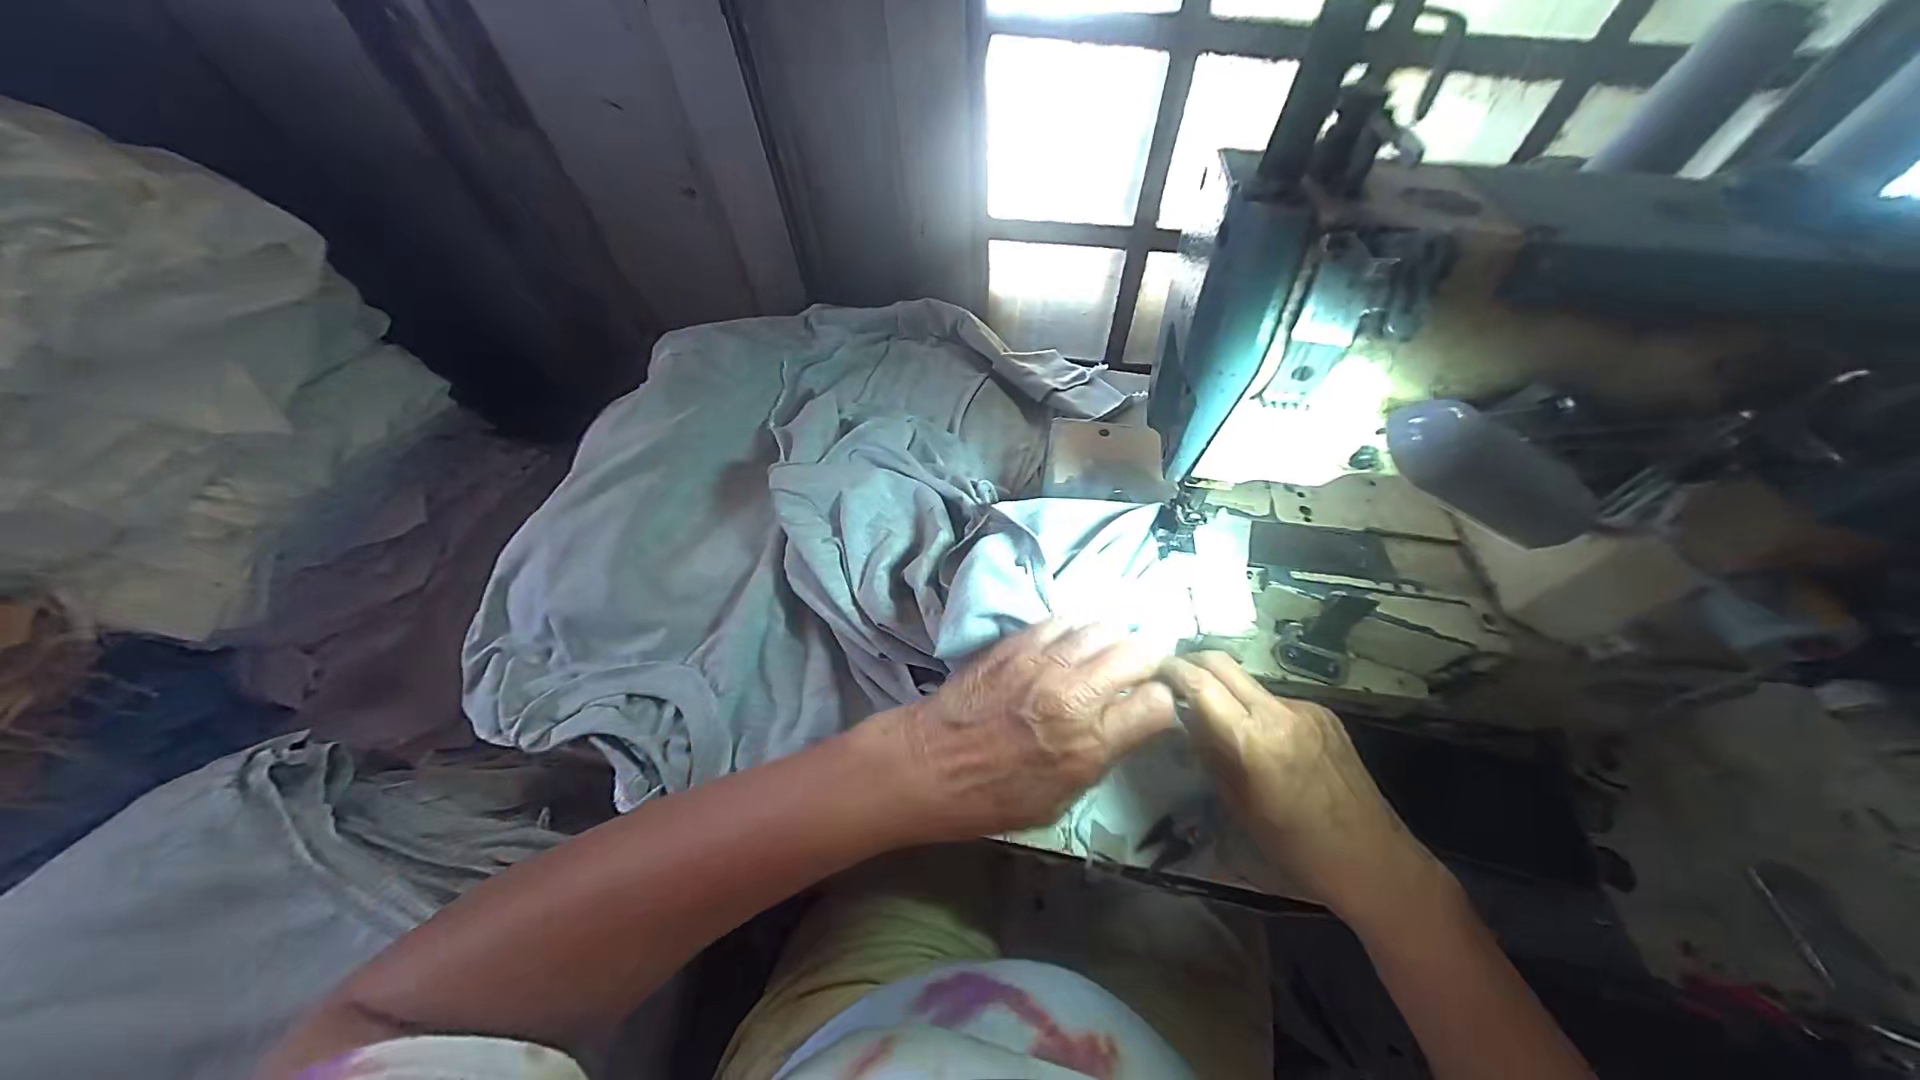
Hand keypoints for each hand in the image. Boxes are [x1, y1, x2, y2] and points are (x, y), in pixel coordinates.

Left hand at [875, 619, 1177, 841]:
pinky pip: (1062, 620)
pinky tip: (1075, 641)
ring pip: (1102, 628)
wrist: (927, 765)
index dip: (1164, 701)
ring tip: (1111, 651)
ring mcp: (1041, 663)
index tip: (1154, 704)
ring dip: (1115, 639)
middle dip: (1150, 660)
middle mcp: (1071, 696)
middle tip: (1144, 668)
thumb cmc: (994, 797)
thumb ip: (1104, 754)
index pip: (1157, 703)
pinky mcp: (1015, 644)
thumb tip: (1135, 719)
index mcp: (1087, 745)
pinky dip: (1078, 628)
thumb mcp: (1062, 798)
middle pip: (1137, 653)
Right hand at [1159, 651, 1441, 919]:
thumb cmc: (1295, 846)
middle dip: (1192, 663)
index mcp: (1253, 738)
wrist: (1374, 861)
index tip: (1153, 671)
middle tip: (1172, 677)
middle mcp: (1279, 712)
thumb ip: (1209, 753)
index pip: (1200, 682)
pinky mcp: (1325, 715)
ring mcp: (1306, 709)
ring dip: (1225, 688)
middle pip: (1222, 664)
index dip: (1171, 670)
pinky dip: (1256, 709)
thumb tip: (1185, 720)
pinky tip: (1259, 738)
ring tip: (1215, 716)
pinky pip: (1276, 701)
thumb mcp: (1237, 803)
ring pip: (1249, 682)